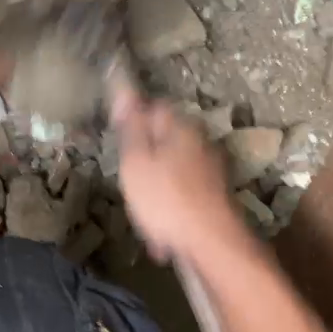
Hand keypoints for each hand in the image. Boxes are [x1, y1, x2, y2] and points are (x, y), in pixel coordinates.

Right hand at [109, 83, 249, 264]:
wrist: (210, 244)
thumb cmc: (166, 200)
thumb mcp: (136, 160)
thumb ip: (130, 125)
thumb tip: (123, 87)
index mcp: (182, 128)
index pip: (153, 108)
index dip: (132, 122)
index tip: (118, 143)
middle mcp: (201, 143)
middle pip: (163, 142)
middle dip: (144, 161)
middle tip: (128, 181)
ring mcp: (211, 171)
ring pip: (171, 172)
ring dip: (155, 190)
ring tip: (144, 213)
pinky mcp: (214, 198)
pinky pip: (183, 196)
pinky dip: (170, 209)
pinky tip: (161, 232)